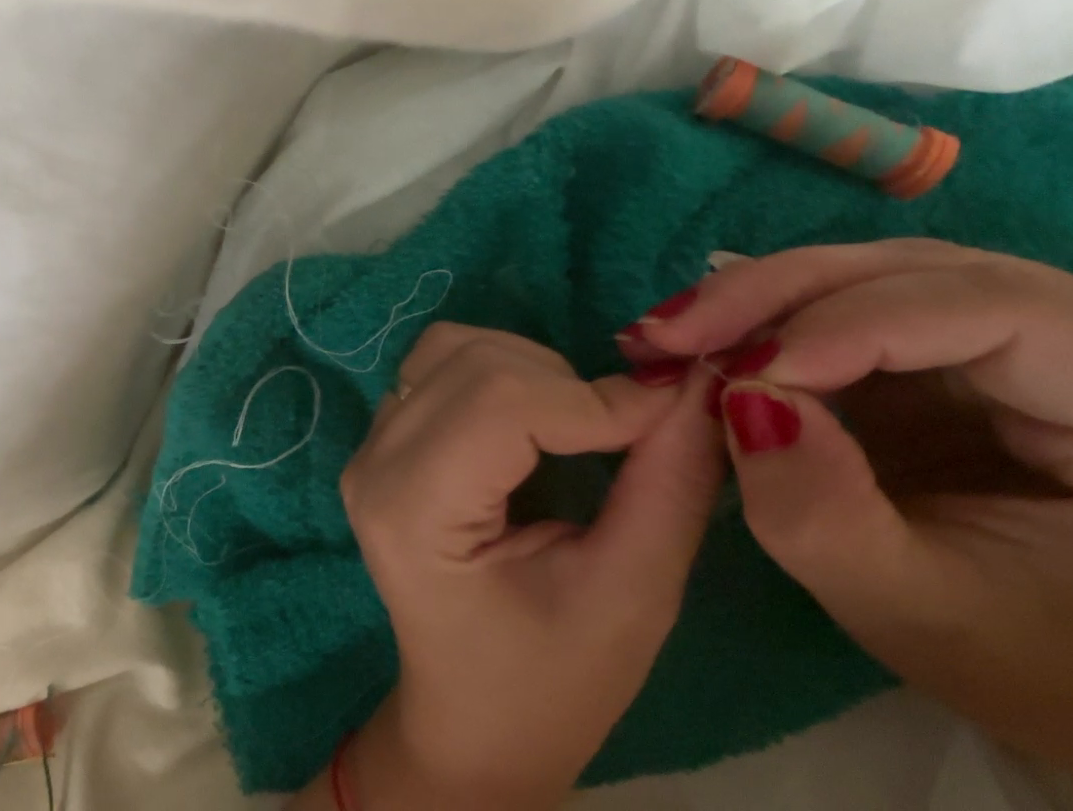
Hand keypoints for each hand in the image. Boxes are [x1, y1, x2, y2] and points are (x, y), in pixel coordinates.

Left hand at [291, 323, 722, 810]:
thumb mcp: (631, 597)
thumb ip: (669, 484)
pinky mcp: (385, 441)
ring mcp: (370, 447)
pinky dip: (506, 373)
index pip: (499, 401)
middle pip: (474, 362)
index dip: (596, 396)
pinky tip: (541, 424)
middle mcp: (374, 463)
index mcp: (412, 510)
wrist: (470, 723)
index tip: (674, 415)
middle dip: (569, 382)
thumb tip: (702, 380)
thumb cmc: (550, 686)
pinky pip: (443, 367)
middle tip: (636, 429)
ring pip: (455, 349)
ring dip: (535, 370)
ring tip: (586, 428)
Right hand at [634, 240, 1072, 808]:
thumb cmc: (1049, 668)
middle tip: (666, 336)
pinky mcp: (955, 357)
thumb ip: (824, 515)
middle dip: (778, 295)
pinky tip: (705, 342)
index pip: (998, 310)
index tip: (740, 377)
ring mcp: (1024, 338)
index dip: (857, 326)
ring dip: (758, 303)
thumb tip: (734, 399)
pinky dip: (766, 326)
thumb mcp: (924, 614)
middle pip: (921, 270)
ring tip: (667, 340)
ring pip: (874, 277)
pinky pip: (849, 313)